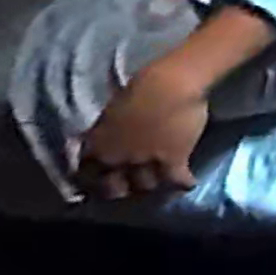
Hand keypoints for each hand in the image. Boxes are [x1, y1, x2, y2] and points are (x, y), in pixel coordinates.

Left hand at [74, 62, 205, 199]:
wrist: (170, 85)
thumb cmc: (141, 89)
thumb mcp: (113, 114)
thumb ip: (109, 133)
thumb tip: (112, 140)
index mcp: (97, 146)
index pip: (86, 176)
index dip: (95, 181)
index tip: (103, 181)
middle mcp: (117, 159)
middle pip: (115, 188)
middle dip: (123, 189)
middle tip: (133, 185)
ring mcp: (145, 161)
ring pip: (147, 185)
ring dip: (155, 183)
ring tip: (164, 181)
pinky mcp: (173, 159)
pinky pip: (177, 180)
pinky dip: (183, 182)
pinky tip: (188, 183)